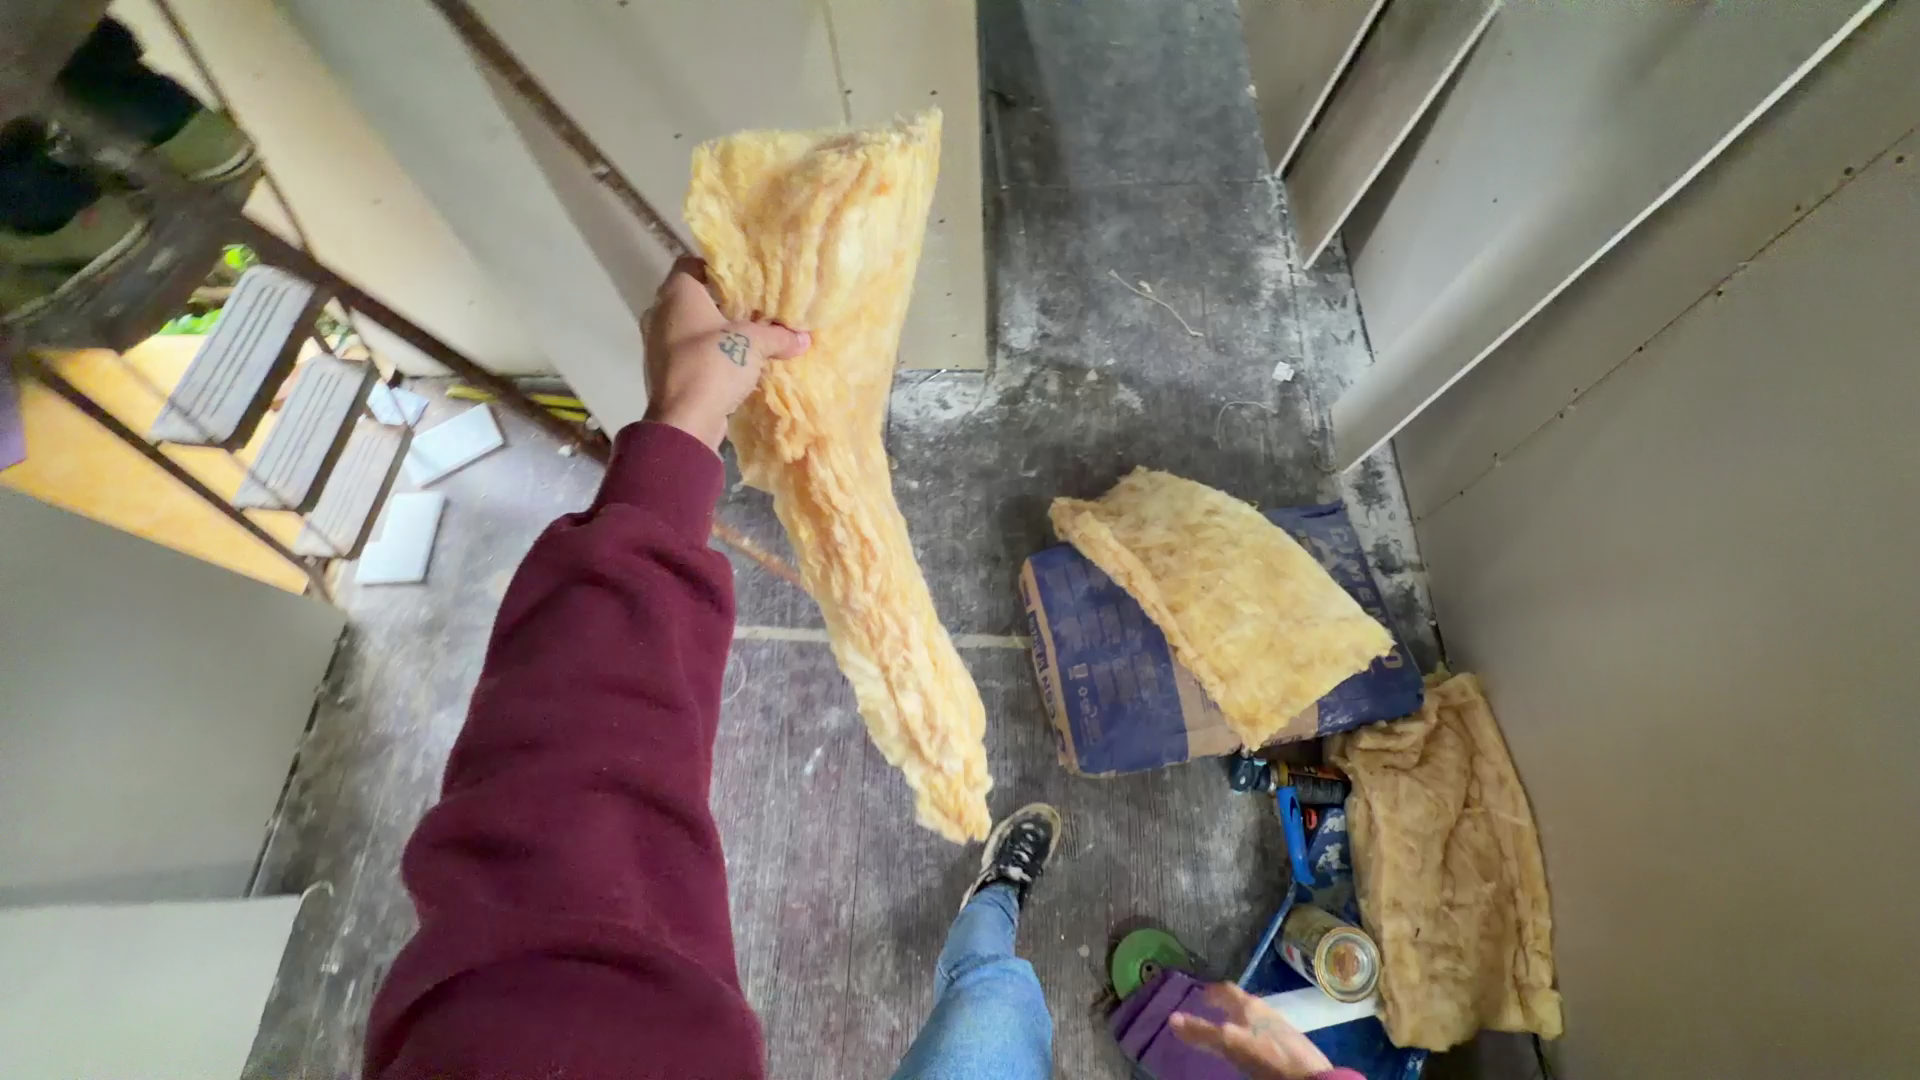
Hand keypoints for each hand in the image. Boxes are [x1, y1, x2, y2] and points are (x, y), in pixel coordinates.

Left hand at [642, 256, 810, 449]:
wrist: (685, 419)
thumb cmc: (713, 365)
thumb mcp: (753, 344)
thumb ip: (778, 337)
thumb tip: (804, 338)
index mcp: (676, 294)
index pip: (690, 263)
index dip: (717, 268)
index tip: (743, 280)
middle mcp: (660, 313)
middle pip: (692, 298)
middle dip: (721, 303)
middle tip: (752, 309)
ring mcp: (657, 345)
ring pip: (689, 328)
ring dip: (714, 333)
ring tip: (746, 338)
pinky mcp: (664, 372)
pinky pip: (689, 354)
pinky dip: (708, 356)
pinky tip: (732, 365)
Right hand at [1170, 982, 1334, 1079]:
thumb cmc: (1268, 1057)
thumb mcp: (1230, 1044)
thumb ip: (1202, 1032)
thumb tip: (1171, 1018)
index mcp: (1248, 1004)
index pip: (1226, 989)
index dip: (1212, 991)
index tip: (1200, 995)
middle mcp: (1265, 1009)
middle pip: (1242, 1002)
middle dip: (1226, 1004)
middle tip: (1211, 1011)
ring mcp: (1281, 1027)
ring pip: (1256, 1017)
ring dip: (1241, 1020)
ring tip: (1230, 1031)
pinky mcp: (1292, 1046)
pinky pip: (1267, 1033)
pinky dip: (1255, 1035)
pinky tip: (1254, 1050)